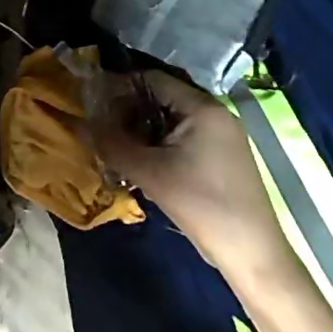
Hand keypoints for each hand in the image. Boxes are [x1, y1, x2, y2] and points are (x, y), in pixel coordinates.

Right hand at [94, 70, 290, 275]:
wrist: (251, 253)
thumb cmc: (201, 204)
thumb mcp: (148, 172)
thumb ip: (111, 143)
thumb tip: (82, 123)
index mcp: (202, 108)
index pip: (152, 78)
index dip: (119, 85)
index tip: (92, 100)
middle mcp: (215, 113)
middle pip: (162, 96)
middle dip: (128, 107)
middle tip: (100, 123)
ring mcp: (221, 135)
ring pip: (171, 117)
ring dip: (142, 126)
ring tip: (115, 141)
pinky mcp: (221, 155)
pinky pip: (182, 135)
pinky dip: (159, 140)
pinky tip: (140, 158)